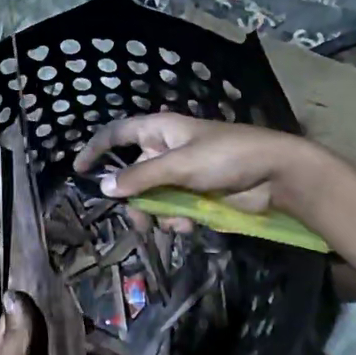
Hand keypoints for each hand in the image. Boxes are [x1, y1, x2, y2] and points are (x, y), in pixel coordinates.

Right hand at [73, 114, 326, 222]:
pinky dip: (178, 219)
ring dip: (159, 213)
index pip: (118, 134)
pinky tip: (191, 224)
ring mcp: (182, 173)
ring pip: (153, 197)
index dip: (97, 149)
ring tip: (176, 223)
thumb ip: (141, 177)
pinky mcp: (197, 194)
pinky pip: (173, 208)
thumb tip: (105, 188)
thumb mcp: (179, 165)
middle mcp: (167, 150)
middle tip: (137, 221)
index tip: (79, 170)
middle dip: (135, 200)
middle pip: (134, 175)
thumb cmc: (226, 156)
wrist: (275, 175)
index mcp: (160, 130)